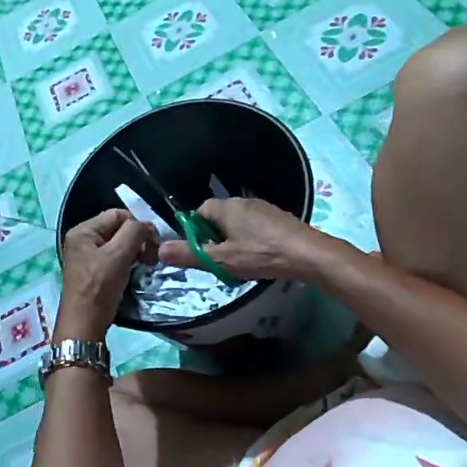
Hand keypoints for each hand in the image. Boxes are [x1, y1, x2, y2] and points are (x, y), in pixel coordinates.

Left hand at [56, 209, 155, 338]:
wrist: (85, 323)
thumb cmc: (100, 286)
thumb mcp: (119, 254)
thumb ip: (135, 232)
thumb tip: (149, 227)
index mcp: (83, 230)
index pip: (118, 214)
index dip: (138, 224)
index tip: (153, 242)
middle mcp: (83, 239)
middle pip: (118, 228)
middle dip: (138, 238)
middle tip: (151, 255)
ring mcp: (87, 256)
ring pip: (119, 243)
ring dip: (135, 250)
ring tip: (146, 263)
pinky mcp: (94, 270)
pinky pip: (115, 257)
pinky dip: (128, 261)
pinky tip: (135, 270)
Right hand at [157, 197, 342, 282]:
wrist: (307, 253)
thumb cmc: (261, 255)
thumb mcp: (221, 260)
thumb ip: (190, 255)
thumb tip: (159, 249)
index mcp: (226, 207)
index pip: (199, 212)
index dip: (194, 232)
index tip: (198, 252)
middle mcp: (244, 202)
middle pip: (218, 217)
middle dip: (214, 239)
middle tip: (218, 262)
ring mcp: (264, 209)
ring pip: (238, 224)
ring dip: (234, 241)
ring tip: (238, 264)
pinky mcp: (279, 219)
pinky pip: (256, 228)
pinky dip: (252, 241)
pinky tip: (259, 258)